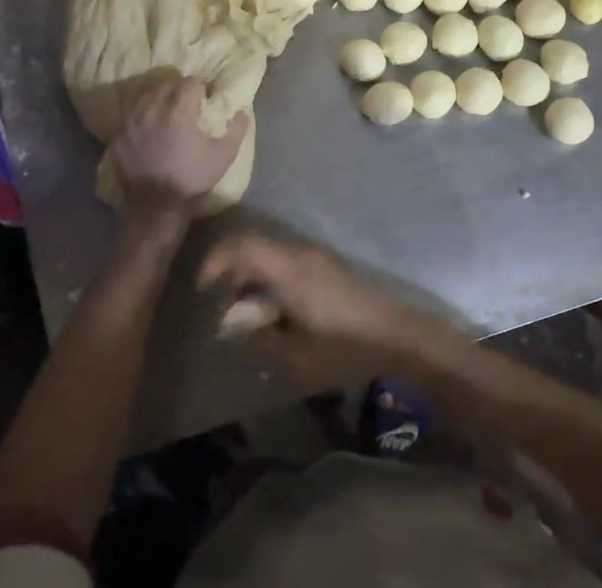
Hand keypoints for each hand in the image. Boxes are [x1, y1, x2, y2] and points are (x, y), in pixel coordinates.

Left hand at [111, 77, 247, 220]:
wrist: (157, 204)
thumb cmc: (193, 179)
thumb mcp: (224, 156)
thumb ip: (236, 130)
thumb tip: (242, 111)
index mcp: (178, 112)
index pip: (191, 83)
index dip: (201, 90)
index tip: (204, 100)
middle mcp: (153, 110)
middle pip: (167, 84)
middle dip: (179, 89)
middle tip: (186, 103)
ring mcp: (132, 121)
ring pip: (146, 94)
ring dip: (159, 97)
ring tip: (166, 110)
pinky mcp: (120, 133)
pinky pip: (131, 112)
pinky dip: (142, 112)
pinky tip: (149, 124)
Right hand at [199, 236, 463, 387]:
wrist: (400, 337)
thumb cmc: (345, 347)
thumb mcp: (296, 356)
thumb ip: (260, 338)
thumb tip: (236, 328)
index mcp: (289, 269)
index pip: (240, 245)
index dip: (214, 261)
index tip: (202, 289)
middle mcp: (300, 253)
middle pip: (251, 244)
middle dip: (227, 268)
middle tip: (217, 302)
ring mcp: (315, 257)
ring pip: (268, 251)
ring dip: (248, 273)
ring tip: (241, 309)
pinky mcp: (326, 266)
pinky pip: (284, 259)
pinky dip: (267, 275)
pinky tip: (269, 306)